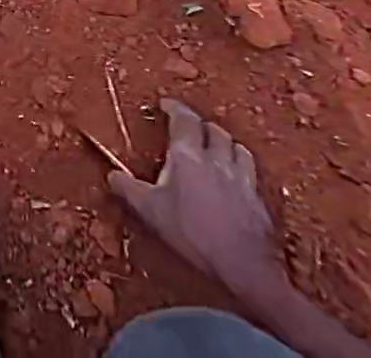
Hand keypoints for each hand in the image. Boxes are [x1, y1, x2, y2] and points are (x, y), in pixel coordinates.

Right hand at [108, 98, 282, 297]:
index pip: (184, 119)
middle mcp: (217, 160)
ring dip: (224, 142)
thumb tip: (112, 176)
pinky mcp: (258, 200)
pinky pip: (251, 172)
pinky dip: (240, 166)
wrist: (244, 267)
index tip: (165, 104)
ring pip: (237, 147)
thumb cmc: (192, 233)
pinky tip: (235, 178)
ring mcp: (242, 179)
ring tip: (215, 146)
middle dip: (200, 124)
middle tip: (188, 127)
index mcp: (188, 155)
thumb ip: (129, 189)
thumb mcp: (151, 211)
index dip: (174, 108)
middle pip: (213, 130)